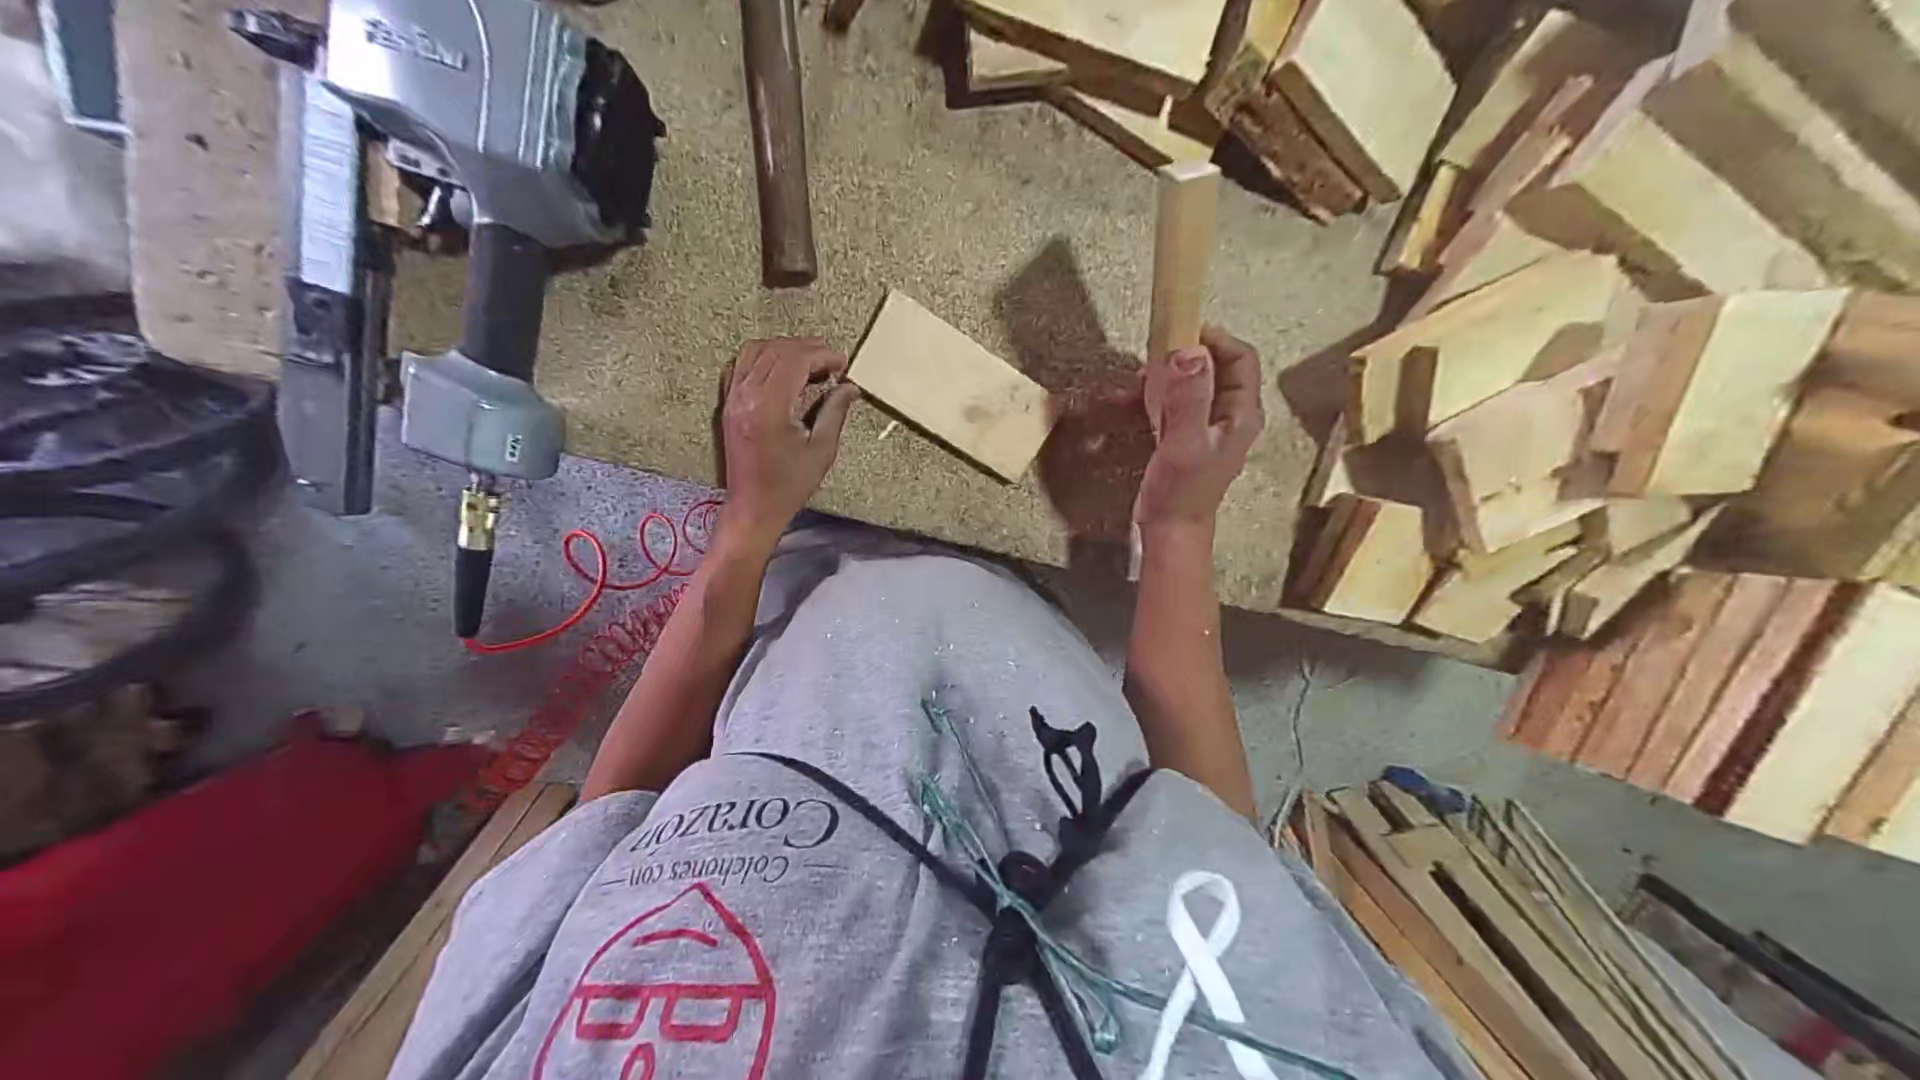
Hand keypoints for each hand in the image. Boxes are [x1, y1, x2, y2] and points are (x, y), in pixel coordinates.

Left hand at [720, 337, 859, 545]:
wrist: (753, 506)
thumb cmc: (788, 485)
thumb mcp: (822, 449)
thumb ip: (835, 412)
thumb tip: (849, 387)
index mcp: (768, 407)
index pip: (794, 360)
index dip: (822, 355)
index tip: (841, 364)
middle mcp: (745, 397)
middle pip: (776, 350)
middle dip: (807, 348)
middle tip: (831, 362)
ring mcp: (732, 399)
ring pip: (755, 351)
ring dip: (784, 349)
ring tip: (809, 363)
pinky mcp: (728, 405)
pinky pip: (740, 365)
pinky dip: (762, 358)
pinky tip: (781, 370)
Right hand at [1134, 327, 1264, 535]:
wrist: (1169, 531)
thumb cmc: (1180, 491)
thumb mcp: (1184, 443)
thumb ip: (1189, 398)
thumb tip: (1189, 351)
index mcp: (1240, 414)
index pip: (1240, 359)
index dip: (1215, 339)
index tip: (1183, 331)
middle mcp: (1229, 416)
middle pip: (1216, 368)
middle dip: (1186, 356)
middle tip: (1154, 354)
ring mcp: (1206, 427)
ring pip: (1192, 385)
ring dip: (1165, 376)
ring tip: (1135, 379)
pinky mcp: (1184, 437)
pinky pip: (1173, 404)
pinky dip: (1153, 397)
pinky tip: (1125, 400)